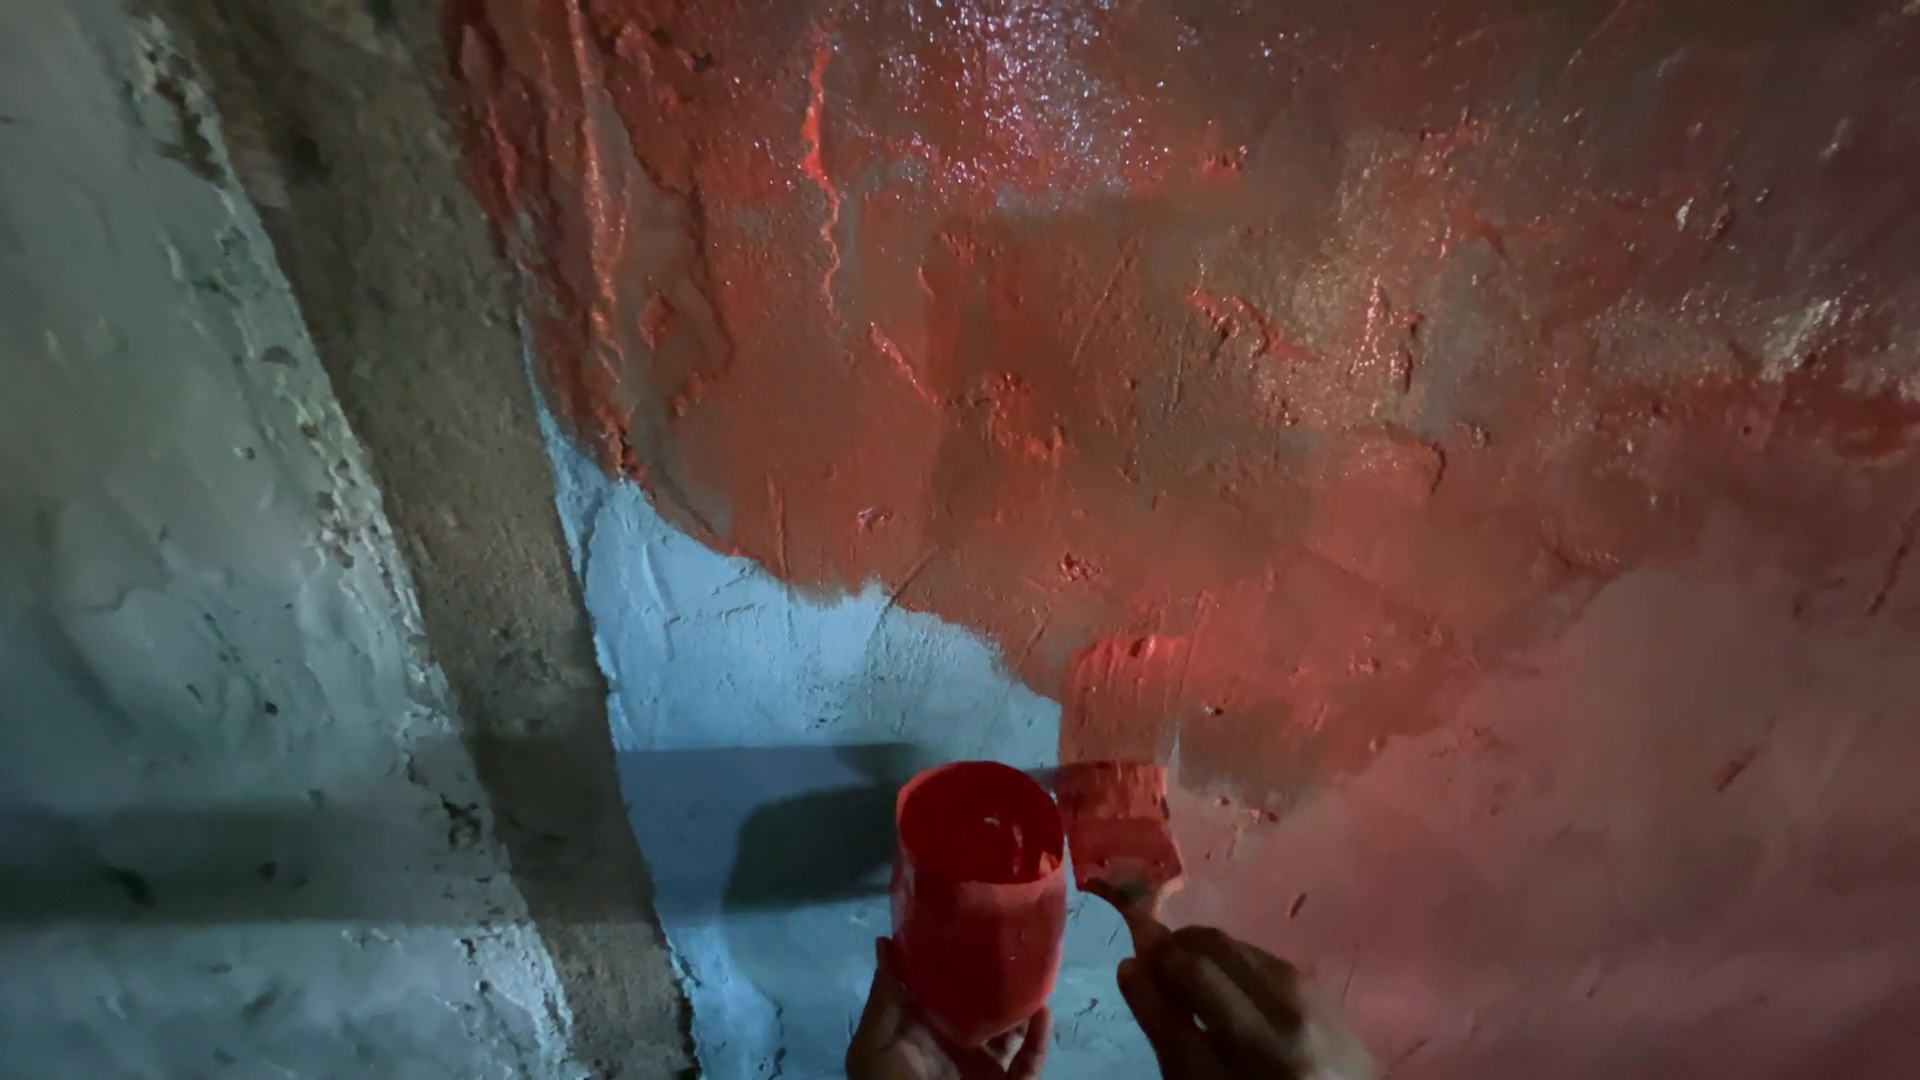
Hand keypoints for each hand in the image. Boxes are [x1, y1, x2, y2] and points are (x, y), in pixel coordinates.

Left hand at [847, 939, 1051, 1079]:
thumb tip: (885, 941)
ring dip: (1024, 1003)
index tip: (970, 921)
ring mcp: (985, 1069)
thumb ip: (884, 998)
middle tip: (1012, 941)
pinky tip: (1043, 1009)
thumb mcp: (873, 1048)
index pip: (944, 988)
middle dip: (998, 976)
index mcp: (926, 1033)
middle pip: (984, 1004)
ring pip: (1013, 1030)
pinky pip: (1030, 1064)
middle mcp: (958, 1046)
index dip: (955, 957)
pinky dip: (1040, 1040)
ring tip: (1033, 969)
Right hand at [1117, 926, 1371, 1078]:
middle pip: (1198, 970)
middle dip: (1163, 952)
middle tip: (1147, 951)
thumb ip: (1172, 1042)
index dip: (1141, 987)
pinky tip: (1221, 970)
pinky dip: (1227, 954)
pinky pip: (1253, 950)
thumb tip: (1133, 969)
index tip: (1126, 963)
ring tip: (1182, 960)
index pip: (1173, 1026)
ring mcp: (1303, 1012)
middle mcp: (1275, 1047)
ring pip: (1225, 947)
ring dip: (1194, 946)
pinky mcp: (1316, 987)